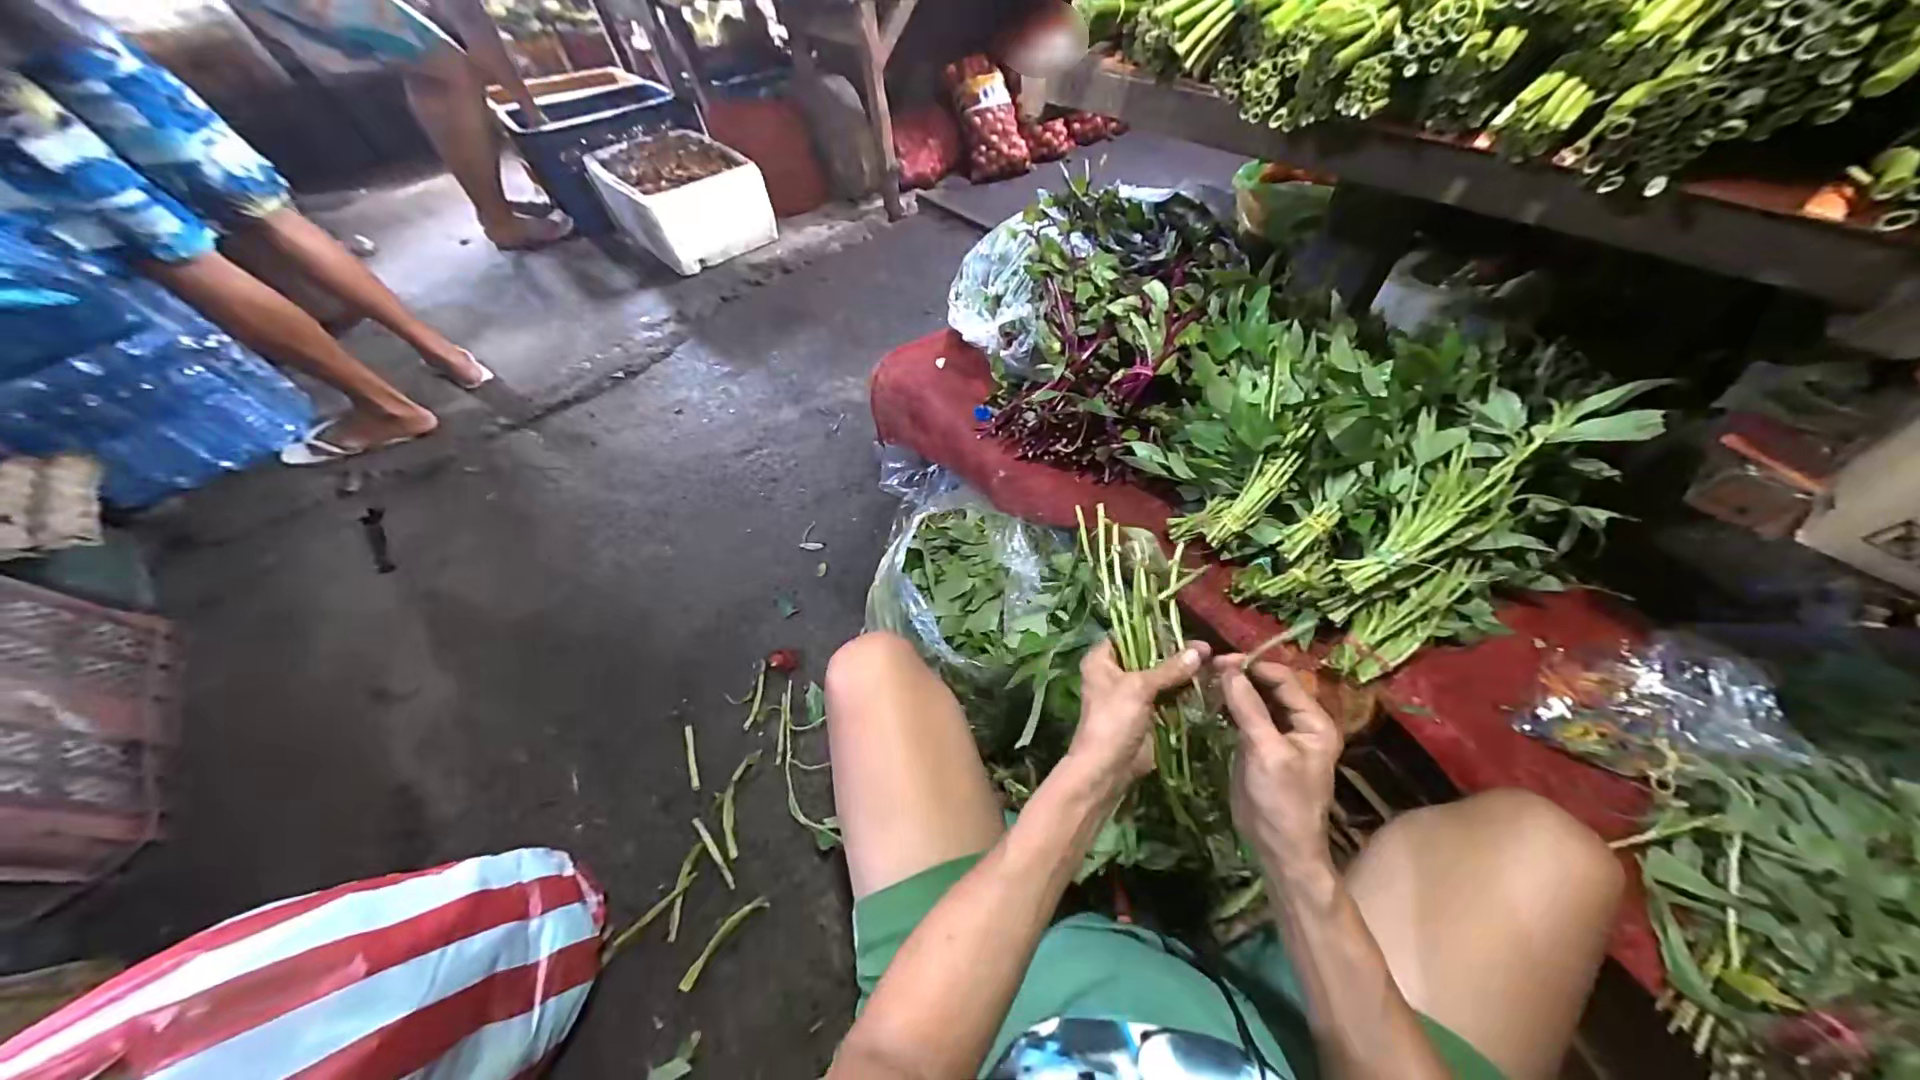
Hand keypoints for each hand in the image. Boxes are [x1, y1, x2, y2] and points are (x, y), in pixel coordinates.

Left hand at [1067, 639, 1210, 787]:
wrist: (1107, 767)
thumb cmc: (1114, 719)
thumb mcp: (1139, 687)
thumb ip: (1169, 669)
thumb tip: (1200, 651)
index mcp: (1102, 659)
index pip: (1129, 634)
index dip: (1155, 631)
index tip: (1186, 628)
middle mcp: (1115, 672)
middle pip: (1149, 656)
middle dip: (1177, 654)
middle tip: (1209, 649)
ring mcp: (1131, 694)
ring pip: (1161, 677)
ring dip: (1184, 673)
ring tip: (1215, 664)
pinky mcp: (1146, 712)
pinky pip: (1167, 696)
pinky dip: (1184, 692)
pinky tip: (1208, 685)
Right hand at [1216, 657, 1342, 884]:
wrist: (1279, 848)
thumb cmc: (1282, 801)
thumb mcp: (1265, 751)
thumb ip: (1248, 708)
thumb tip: (1228, 670)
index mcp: (1314, 722)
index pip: (1284, 680)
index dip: (1253, 666)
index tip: (1220, 661)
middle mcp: (1300, 724)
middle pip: (1269, 686)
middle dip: (1241, 675)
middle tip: (1208, 668)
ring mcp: (1279, 735)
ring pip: (1255, 700)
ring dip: (1233, 689)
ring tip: (1205, 680)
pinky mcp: (1259, 746)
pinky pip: (1245, 716)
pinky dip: (1229, 706)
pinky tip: (1210, 701)